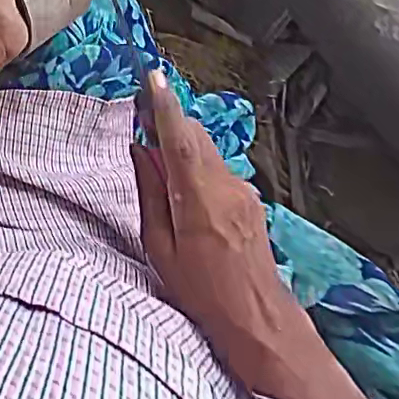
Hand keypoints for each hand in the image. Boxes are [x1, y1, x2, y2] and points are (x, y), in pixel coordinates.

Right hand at [131, 73, 327, 398]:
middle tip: (145, 134)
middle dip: (169, 124)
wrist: (259, 321)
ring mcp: (243, 189)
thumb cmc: (201, 291)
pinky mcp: (252, 197)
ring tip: (166, 174)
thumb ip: (149, 192)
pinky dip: (198, 164)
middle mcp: (225, 185)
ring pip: (206, 147)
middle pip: (194, 133)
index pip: (179, 138)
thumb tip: (140, 151)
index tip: (153, 76)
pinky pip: (217, 165)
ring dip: (183, 145)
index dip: (164, 104)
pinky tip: (190, 194)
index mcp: (197, 198)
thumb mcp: (160, 247)